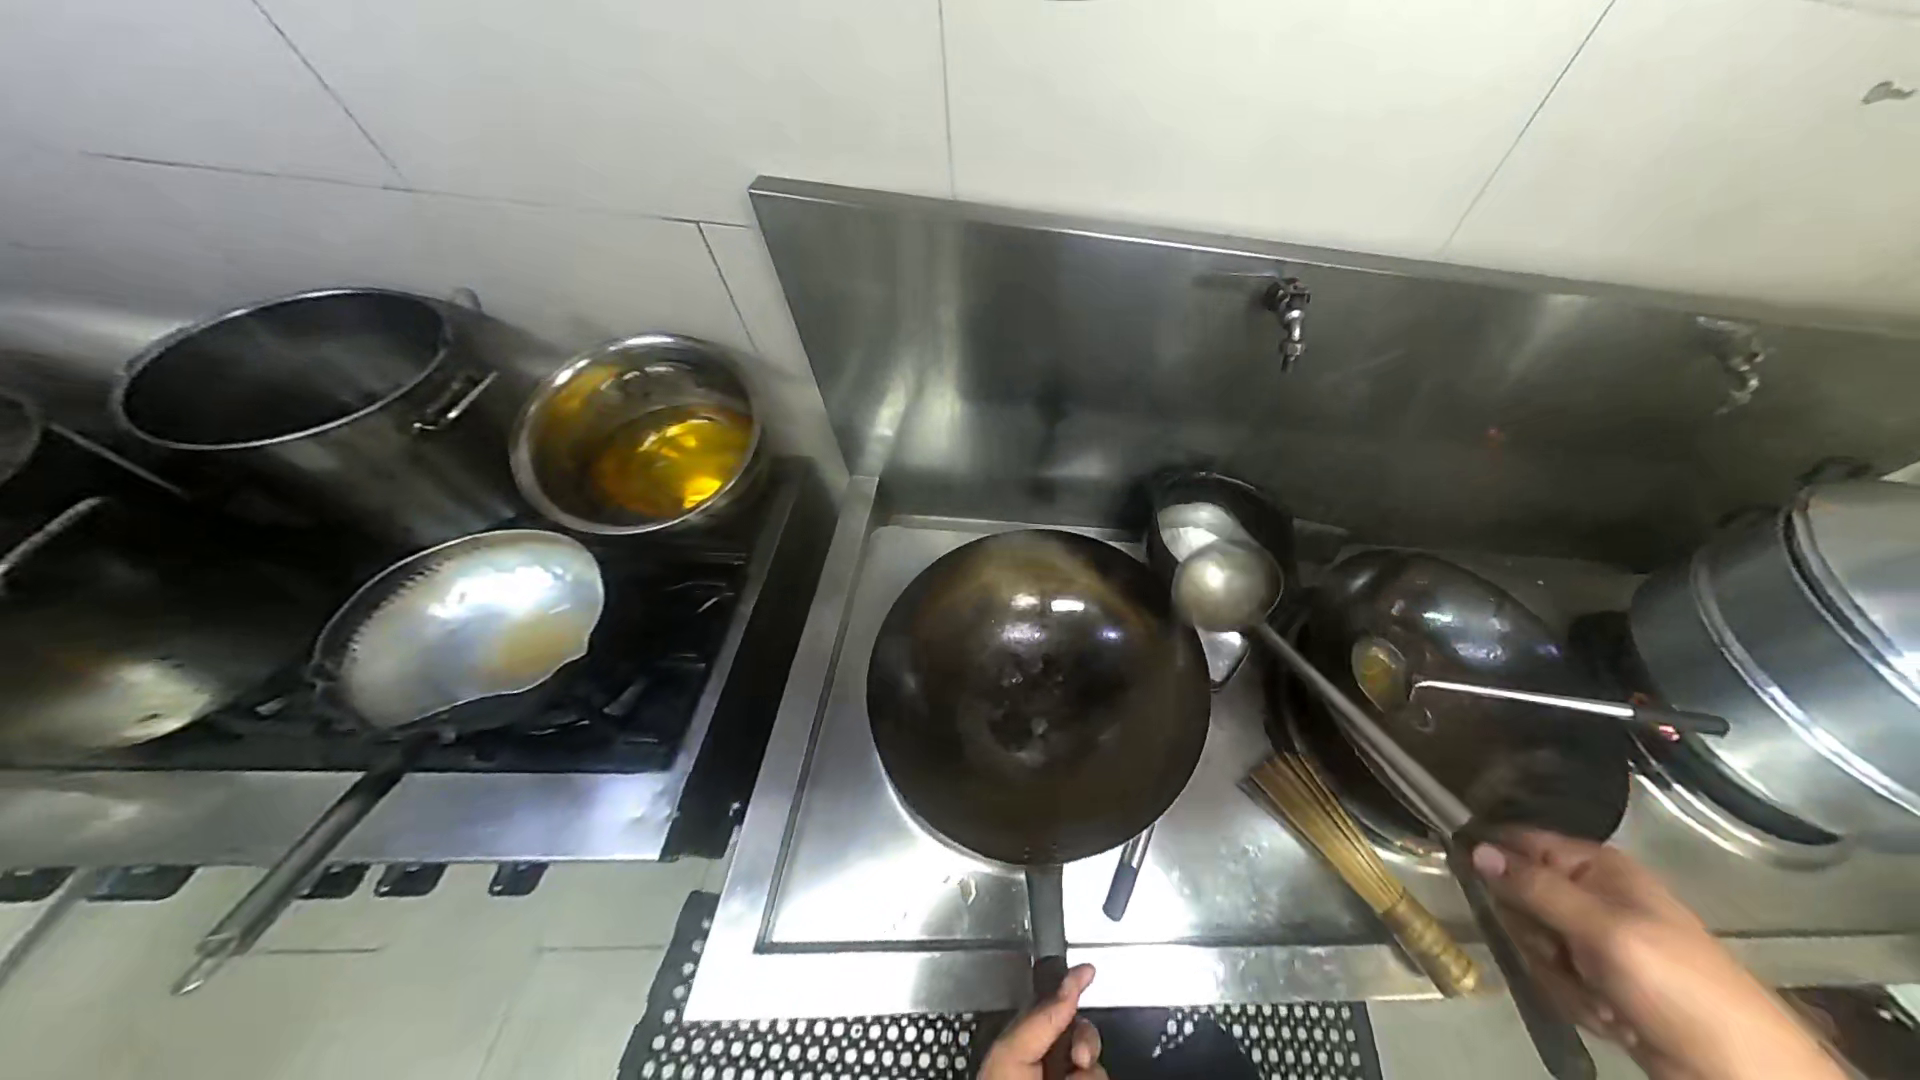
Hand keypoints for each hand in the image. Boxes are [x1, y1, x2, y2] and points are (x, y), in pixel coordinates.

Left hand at [977, 964, 1105, 1079]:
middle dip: (1088, 1040)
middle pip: (1085, 1034)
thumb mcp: (1012, 1053)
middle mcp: (1051, 1062)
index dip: (1072, 985)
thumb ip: (1041, 1018)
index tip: (1087, 970)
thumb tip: (1068, 984)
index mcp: (1028, 1043)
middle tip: (1080, 1060)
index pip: (1056, 1008)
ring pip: (1098, 1069)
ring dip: (1087, 1078)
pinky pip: (1104, 1079)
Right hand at [1473, 828, 1844, 1079]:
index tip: (1474, 883)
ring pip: (1530, 941)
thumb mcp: (1602, 929)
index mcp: (1595, 868)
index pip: (1517, 841)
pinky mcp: (1595, 977)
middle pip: (1515, 896)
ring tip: (1602, 997)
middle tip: (1565, 954)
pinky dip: (1574, 998)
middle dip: (1534, 935)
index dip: (1491, 859)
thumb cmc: (1676, 986)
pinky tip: (1611, 1015)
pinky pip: (1551, 974)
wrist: (1743, 1074)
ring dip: (1556, 974)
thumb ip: (1534, 887)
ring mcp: (1593, 939)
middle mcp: (1589, 895)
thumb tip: (1474, 848)